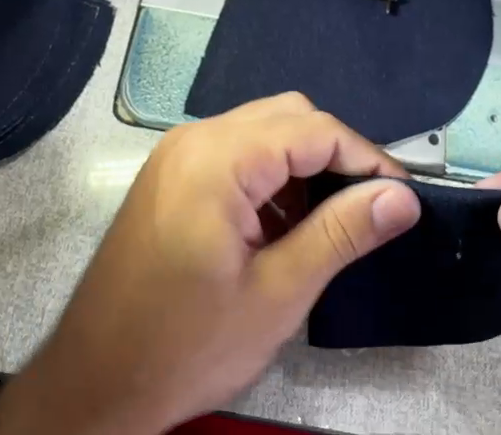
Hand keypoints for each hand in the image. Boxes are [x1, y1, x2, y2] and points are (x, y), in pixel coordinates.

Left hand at [0, 93, 421, 434]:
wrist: (95, 384)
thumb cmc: (187, 344)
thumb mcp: (277, 293)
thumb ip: (342, 232)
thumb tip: (403, 196)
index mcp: (218, 158)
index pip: (313, 129)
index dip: (366, 157)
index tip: (405, 196)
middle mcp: (195, 138)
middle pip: (288, 116)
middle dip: (336, 154)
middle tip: (370, 206)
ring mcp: (178, 155)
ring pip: (263, 131)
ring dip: (304, 165)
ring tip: (334, 220)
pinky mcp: (171, 177)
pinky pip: (236, 154)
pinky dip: (272, 177)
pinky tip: (286, 225)